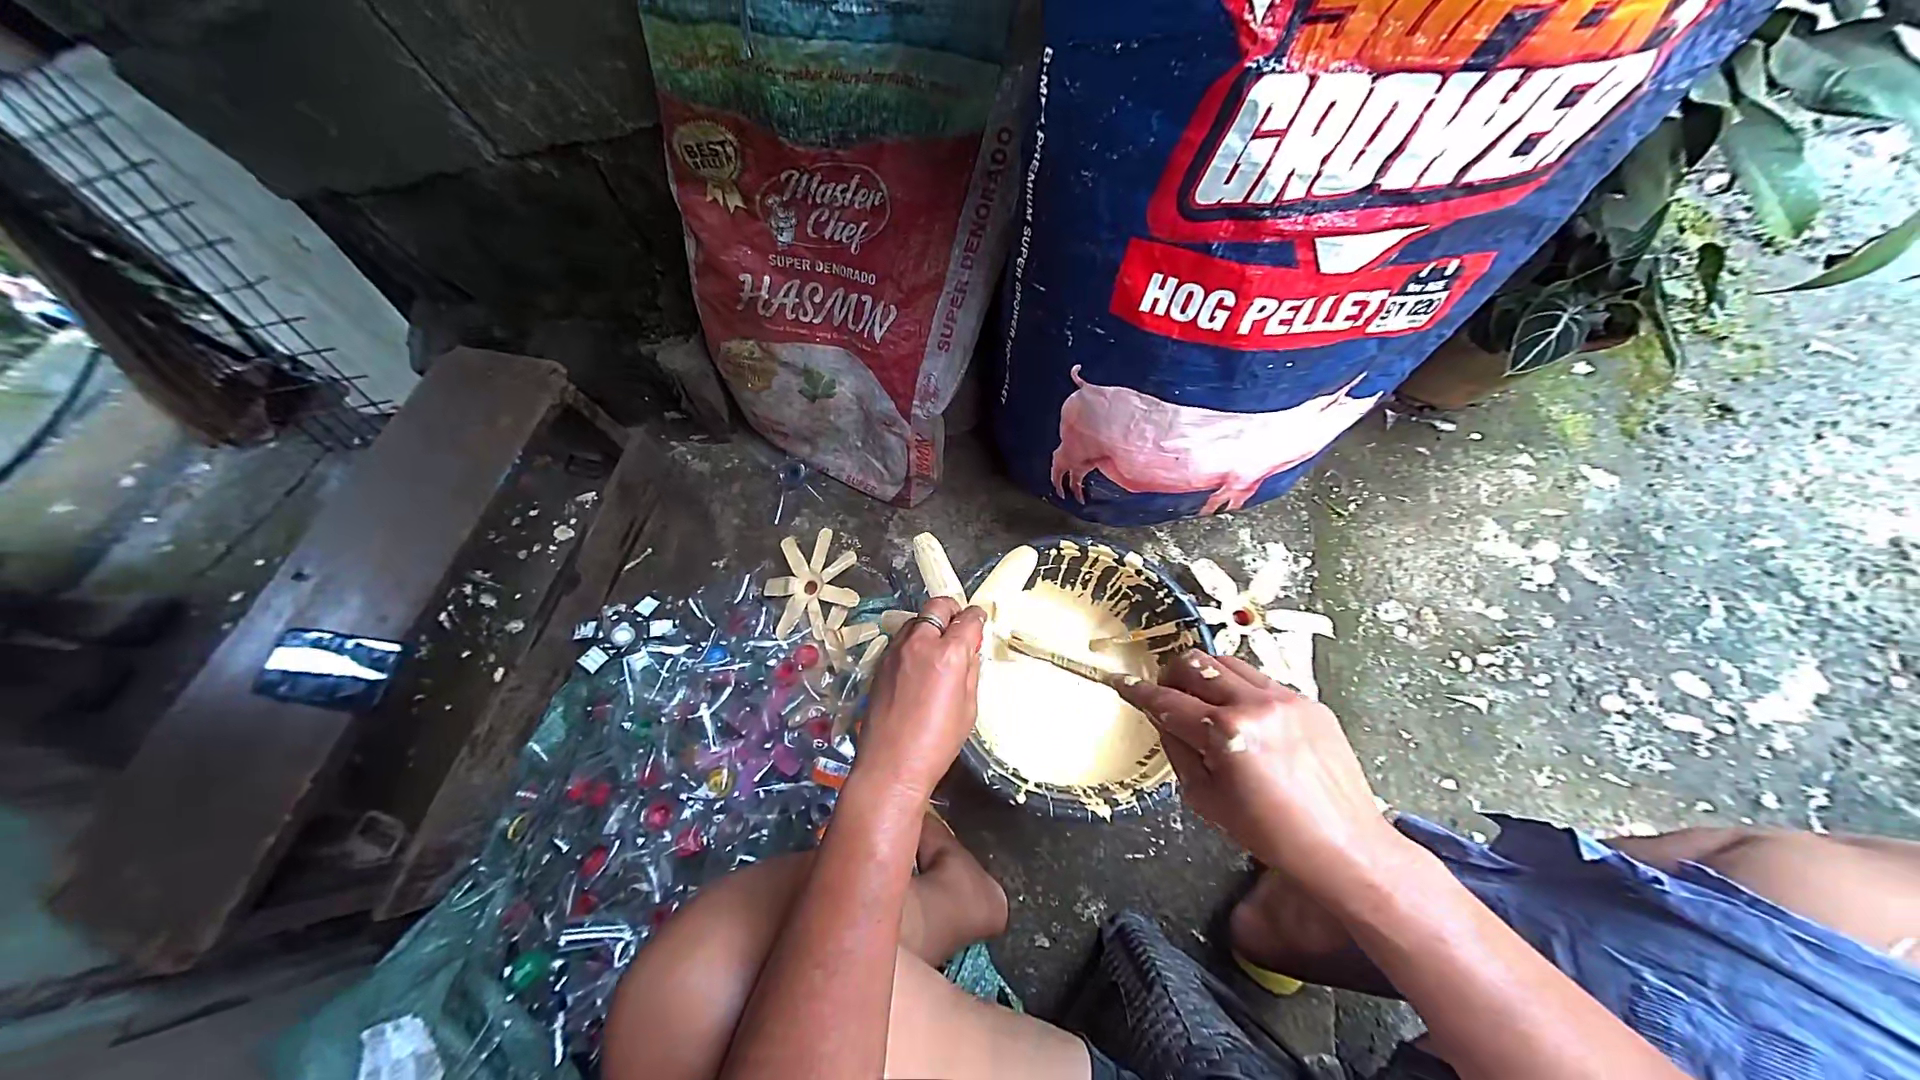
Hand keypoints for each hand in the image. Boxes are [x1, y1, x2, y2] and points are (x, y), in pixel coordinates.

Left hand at [854, 597, 986, 799]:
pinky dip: (914, 641)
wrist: (891, 765)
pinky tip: (919, 663)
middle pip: (938, 606)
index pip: (968, 619)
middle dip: (952, 611)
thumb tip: (969, 650)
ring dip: (931, 625)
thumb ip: (970, 670)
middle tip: (959, 629)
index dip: (977, 619)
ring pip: (917, 620)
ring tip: (939, 648)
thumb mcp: (968, 707)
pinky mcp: (881, 662)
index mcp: (948, 654)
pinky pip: (901, 638)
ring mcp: (896, 650)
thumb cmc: (937, 743)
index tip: (980, 623)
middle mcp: (920, 643)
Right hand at [1116, 651, 1402, 894]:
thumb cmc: (1275, 834)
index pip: (1167, 700)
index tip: (1125, 683)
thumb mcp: (1205, 799)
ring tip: (1205, 705)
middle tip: (1167, 695)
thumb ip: (1177, 749)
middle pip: (1195, 663)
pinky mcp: (1309, 702)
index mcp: (1227, 733)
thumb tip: (1164, 719)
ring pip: (1227, 663)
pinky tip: (1242, 718)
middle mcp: (1257, 706)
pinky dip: (1240, 690)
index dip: (1138, 691)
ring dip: (1206, 678)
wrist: (1344, 847)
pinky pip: (1260, 680)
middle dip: (1171, 676)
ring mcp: (1287, 700)